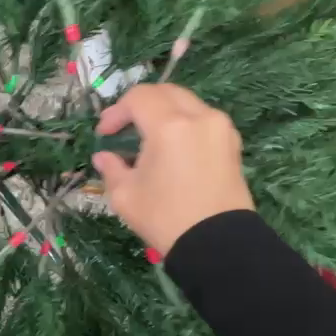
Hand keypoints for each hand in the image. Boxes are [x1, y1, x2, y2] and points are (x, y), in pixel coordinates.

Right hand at [91, 83, 254, 256]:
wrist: (216, 242)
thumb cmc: (164, 217)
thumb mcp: (125, 195)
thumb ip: (111, 168)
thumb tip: (104, 157)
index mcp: (169, 127)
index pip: (139, 98)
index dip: (116, 112)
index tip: (104, 134)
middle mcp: (199, 117)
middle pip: (165, 93)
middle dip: (139, 106)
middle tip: (122, 129)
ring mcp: (220, 128)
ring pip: (186, 103)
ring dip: (162, 113)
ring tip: (146, 140)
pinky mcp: (231, 142)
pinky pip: (202, 119)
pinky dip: (182, 124)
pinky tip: (171, 149)